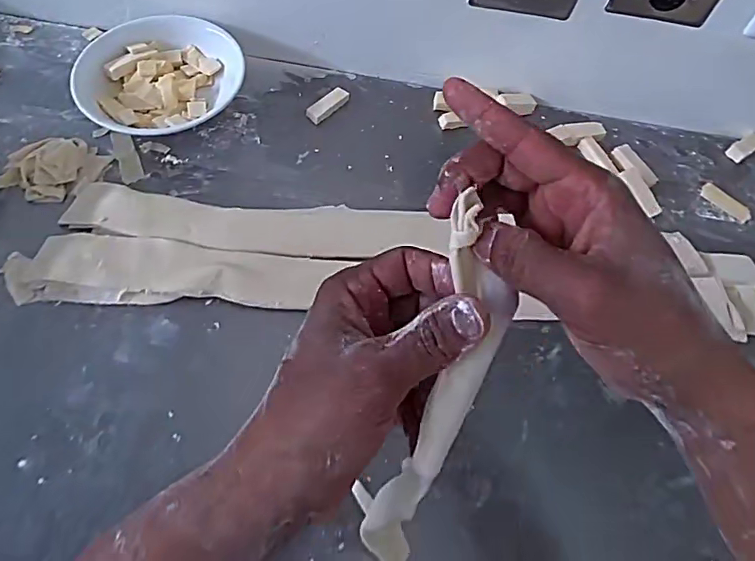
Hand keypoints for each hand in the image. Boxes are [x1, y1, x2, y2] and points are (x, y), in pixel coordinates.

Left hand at [230, 246, 488, 516]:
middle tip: (476, 343)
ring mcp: (372, 352)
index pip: (405, 263)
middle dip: (448, 326)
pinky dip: (431, 392)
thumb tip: (472, 313)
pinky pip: (420, 373)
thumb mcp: (376, 373)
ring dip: (442, 364)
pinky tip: (432, 415)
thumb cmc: (309, 422)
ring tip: (452, 387)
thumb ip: (429, 341)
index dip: (440, 274)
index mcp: (350, 295)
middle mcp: (362, 316)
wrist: (279, 492)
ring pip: (425, 340)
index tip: (474, 295)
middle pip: (421, 301)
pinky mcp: (381, 386)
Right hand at [428, 78, 740, 406]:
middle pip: (507, 166)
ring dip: (472, 203)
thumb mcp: (588, 293)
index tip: (453, 91)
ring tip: (449, 226)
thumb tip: (477, 234)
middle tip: (439, 206)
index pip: (527, 142)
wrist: (678, 370)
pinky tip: (470, 247)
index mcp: (587, 192)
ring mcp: (561, 226)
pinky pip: (508, 229)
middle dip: (469, 174)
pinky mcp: (553, 253)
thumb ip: (529, 261)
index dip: (486, 114)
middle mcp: (571, 200)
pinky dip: (484, 232)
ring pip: (503, 196)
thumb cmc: (651, 325)